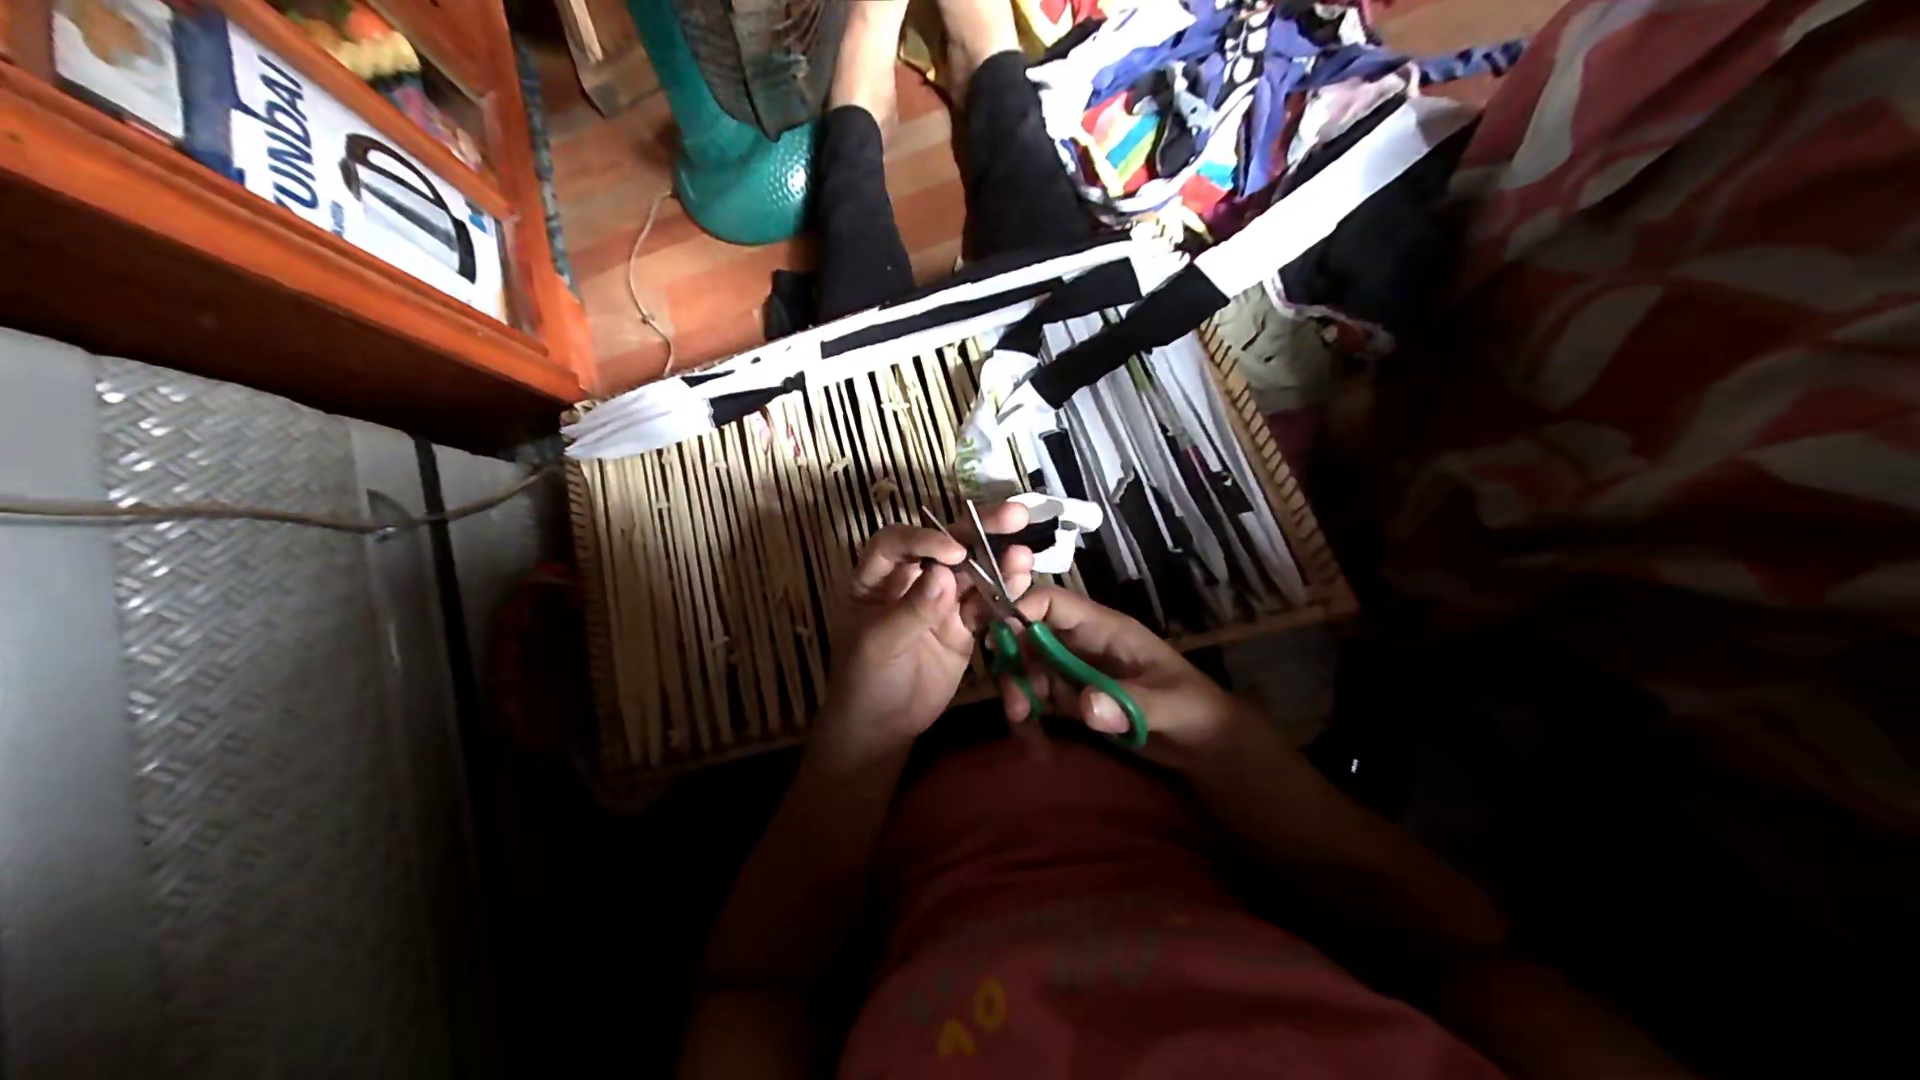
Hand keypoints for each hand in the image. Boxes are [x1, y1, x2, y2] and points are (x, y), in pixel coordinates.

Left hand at [824, 505, 1034, 741]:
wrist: (882, 726)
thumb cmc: (864, 679)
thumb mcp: (879, 643)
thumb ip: (912, 609)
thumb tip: (944, 575)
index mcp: (877, 577)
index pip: (898, 543)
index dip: (925, 539)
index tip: (952, 551)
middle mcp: (912, 580)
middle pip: (944, 546)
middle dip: (977, 530)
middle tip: (1014, 515)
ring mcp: (941, 602)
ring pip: (972, 573)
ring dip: (998, 562)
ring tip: (1025, 554)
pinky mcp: (963, 626)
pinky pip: (985, 605)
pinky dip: (1004, 595)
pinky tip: (1024, 583)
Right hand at [995, 586, 1262, 766]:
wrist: (1205, 744)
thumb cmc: (1194, 711)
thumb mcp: (1169, 707)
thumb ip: (1128, 705)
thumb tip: (1083, 705)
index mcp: (1104, 629)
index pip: (1053, 603)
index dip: (1021, 609)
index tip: (1000, 639)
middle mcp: (1082, 644)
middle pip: (1030, 636)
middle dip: (1014, 665)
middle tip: (1016, 704)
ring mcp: (1076, 671)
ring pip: (1028, 669)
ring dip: (1018, 695)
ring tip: (1025, 728)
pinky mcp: (1073, 698)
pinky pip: (1038, 700)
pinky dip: (1030, 719)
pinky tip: (1037, 747)